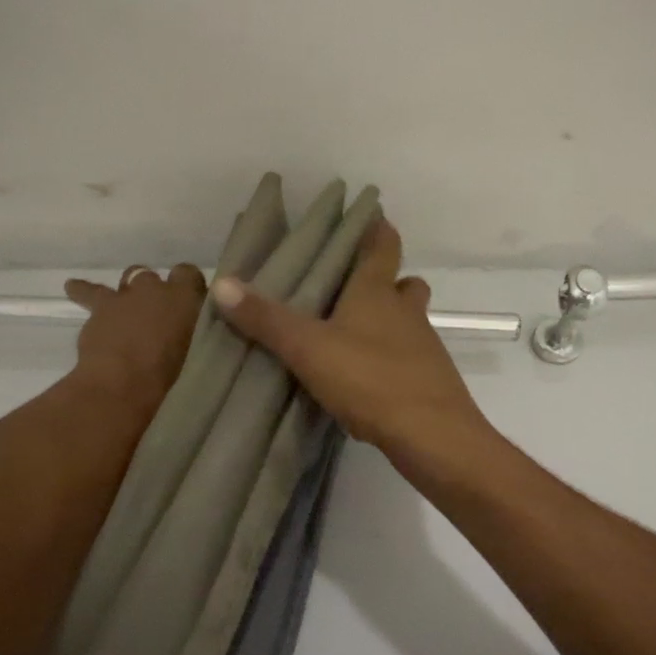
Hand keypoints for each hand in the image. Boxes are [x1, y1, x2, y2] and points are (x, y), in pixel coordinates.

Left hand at [64, 264, 205, 403]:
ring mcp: (126, 296)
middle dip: (152, 290)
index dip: (185, 283)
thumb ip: (184, 331)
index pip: (188, 274)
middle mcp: (155, 289)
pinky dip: (80, 290)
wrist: (121, 381)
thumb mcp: (188, 350)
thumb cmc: (164, 373)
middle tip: (153, 314)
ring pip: (126, 278)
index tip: (186, 299)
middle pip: (153, 277)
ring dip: (127, 290)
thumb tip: (176, 331)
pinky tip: (72, 288)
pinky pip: (87, 292)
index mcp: (185, 299)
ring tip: (123, 303)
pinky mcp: (99, 306)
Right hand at [211, 219, 491, 453]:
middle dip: (383, 281)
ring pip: (408, 323)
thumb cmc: (371, 379)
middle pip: (402, 285)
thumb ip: (266, 319)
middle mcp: (406, 312)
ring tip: (348, 336)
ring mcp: (424, 348)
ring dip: (386, 323)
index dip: (375, 228)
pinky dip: (389, 361)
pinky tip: (364, 380)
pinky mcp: (430, 382)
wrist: (433, 436)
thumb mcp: (308, 348)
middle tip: (349, 288)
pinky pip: (408, 359)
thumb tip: (221, 282)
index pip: (383, 245)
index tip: (364, 218)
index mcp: (377, 292)